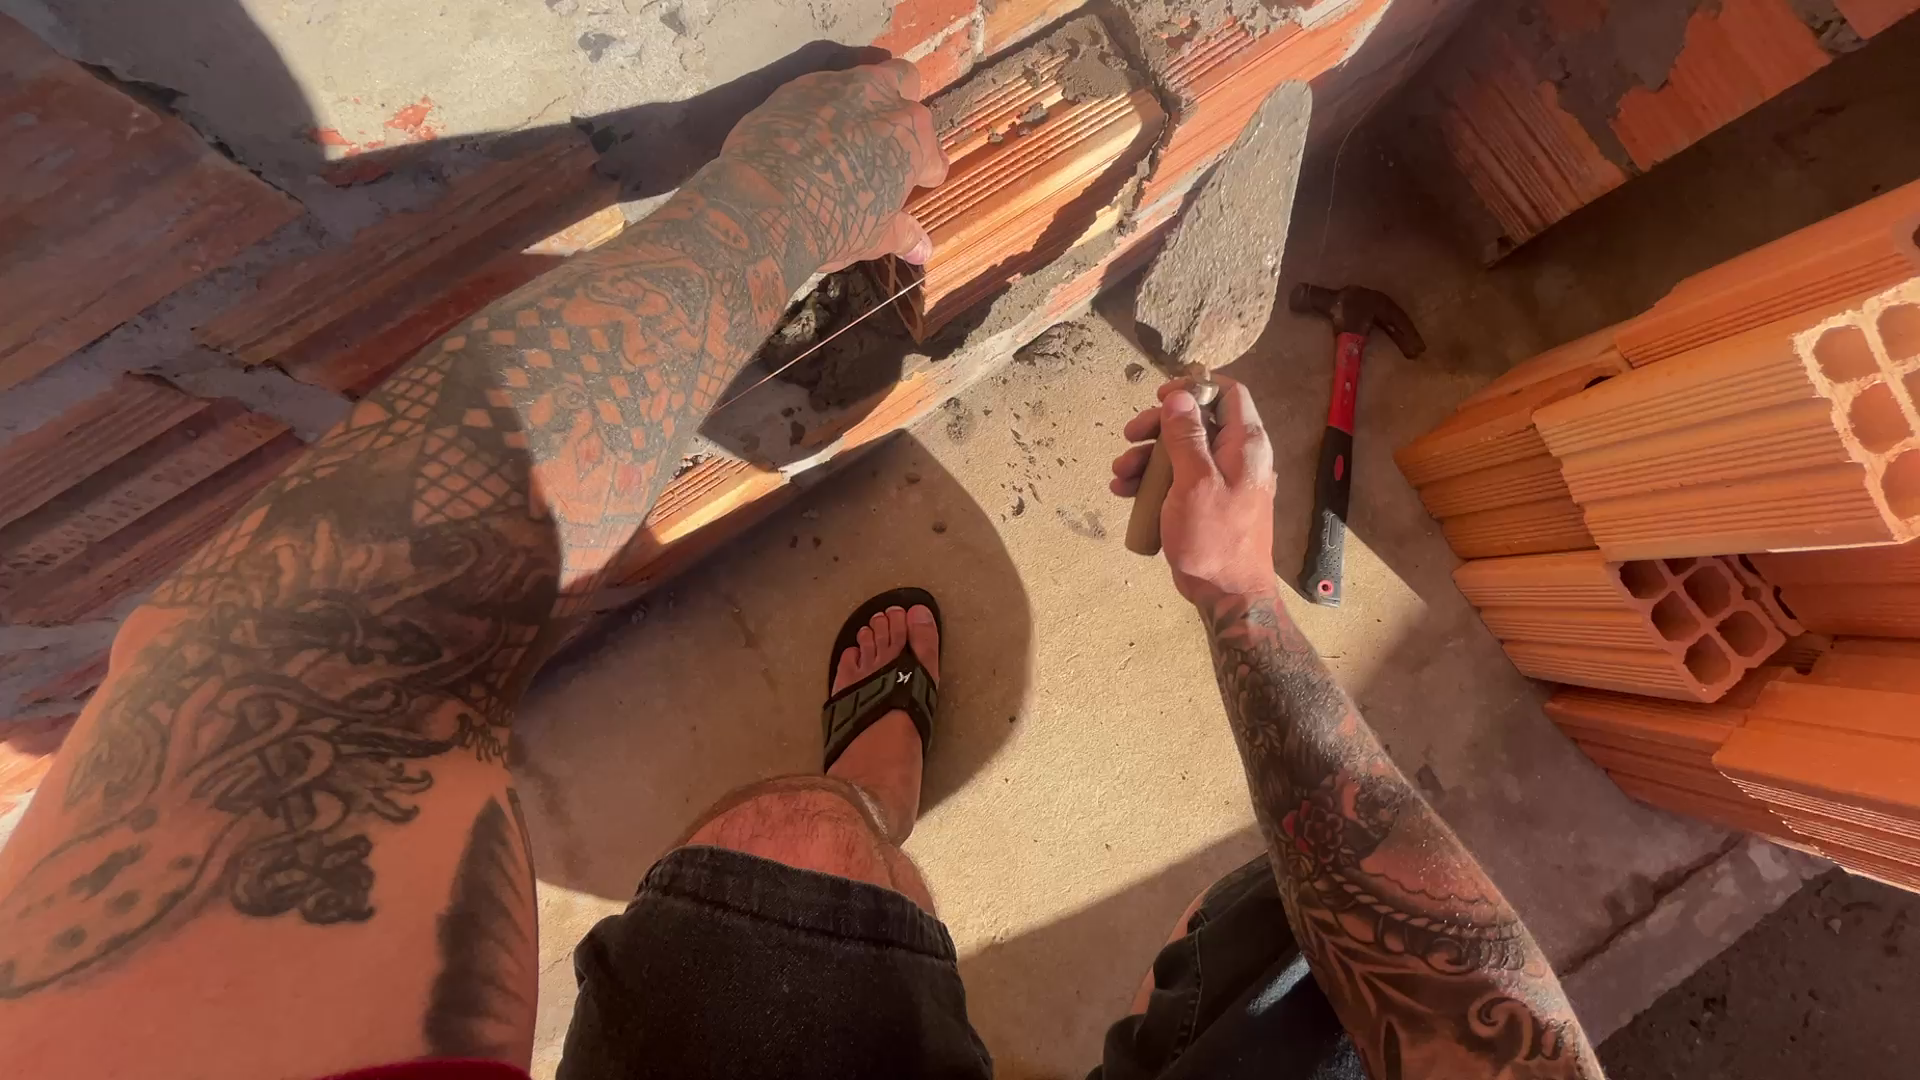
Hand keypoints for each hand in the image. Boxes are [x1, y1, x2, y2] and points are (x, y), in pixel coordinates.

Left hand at [715, 59, 948, 273]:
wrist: (766, 205)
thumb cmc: (833, 224)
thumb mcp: (874, 237)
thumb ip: (902, 234)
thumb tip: (924, 251)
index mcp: (911, 137)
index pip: (933, 155)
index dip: (926, 175)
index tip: (917, 186)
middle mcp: (880, 98)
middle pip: (906, 83)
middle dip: (901, 108)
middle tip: (886, 144)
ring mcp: (837, 85)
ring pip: (862, 79)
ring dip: (862, 103)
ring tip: (848, 138)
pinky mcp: (796, 86)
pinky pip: (819, 92)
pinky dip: (822, 111)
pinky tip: (809, 140)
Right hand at [1111, 375, 1277, 603]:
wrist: (1226, 592)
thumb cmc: (1214, 537)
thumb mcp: (1195, 482)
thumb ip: (1187, 437)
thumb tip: (1179, 396)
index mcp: (1244, 446)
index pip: (1229, 393)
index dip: (1195, 387)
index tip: (1161, 397)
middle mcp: (1235, 458)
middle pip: (1195, 422)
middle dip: (1157, 427)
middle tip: (1129, 436)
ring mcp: (1218, 481)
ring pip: (1178, 452)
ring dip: (1145, 458)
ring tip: (1119, 474)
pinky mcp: (1201, 503)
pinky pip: (1174, 480)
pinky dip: (1149, 482)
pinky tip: (1124, 492)